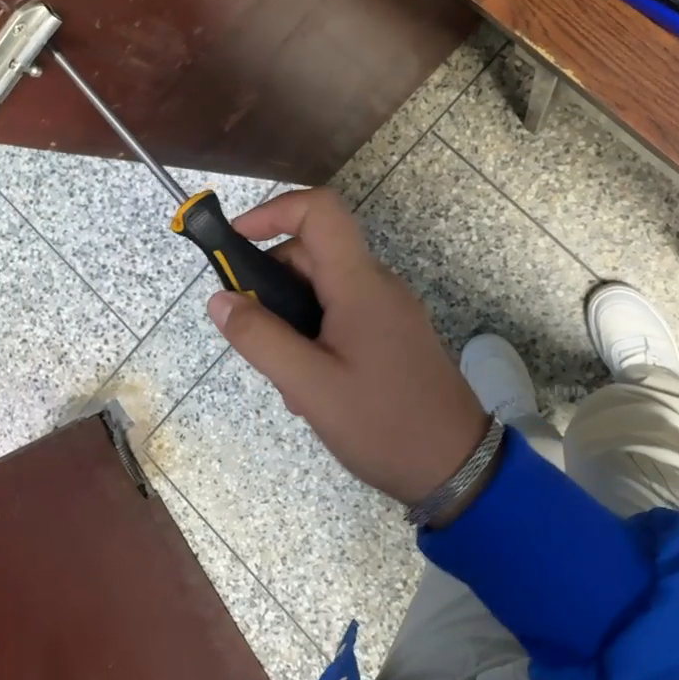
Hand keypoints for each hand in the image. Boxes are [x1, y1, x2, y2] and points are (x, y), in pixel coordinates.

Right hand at [205, 189, 488, 507]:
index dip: (272, 212)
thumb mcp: (310, 386)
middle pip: (312, 253)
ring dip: (290, 321)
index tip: (234, 242)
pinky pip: (340, 315)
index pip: (319, 211)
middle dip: (271, 286)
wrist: (458, 468)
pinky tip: (310, 388)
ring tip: (288, 380)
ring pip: (321, 290)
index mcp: (360, 284)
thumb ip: (260, 339)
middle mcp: (376, 285)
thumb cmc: (383, 424)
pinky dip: (313, 337)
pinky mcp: (391, 335)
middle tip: (253, 339)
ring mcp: (387, 310)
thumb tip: (219, 299)